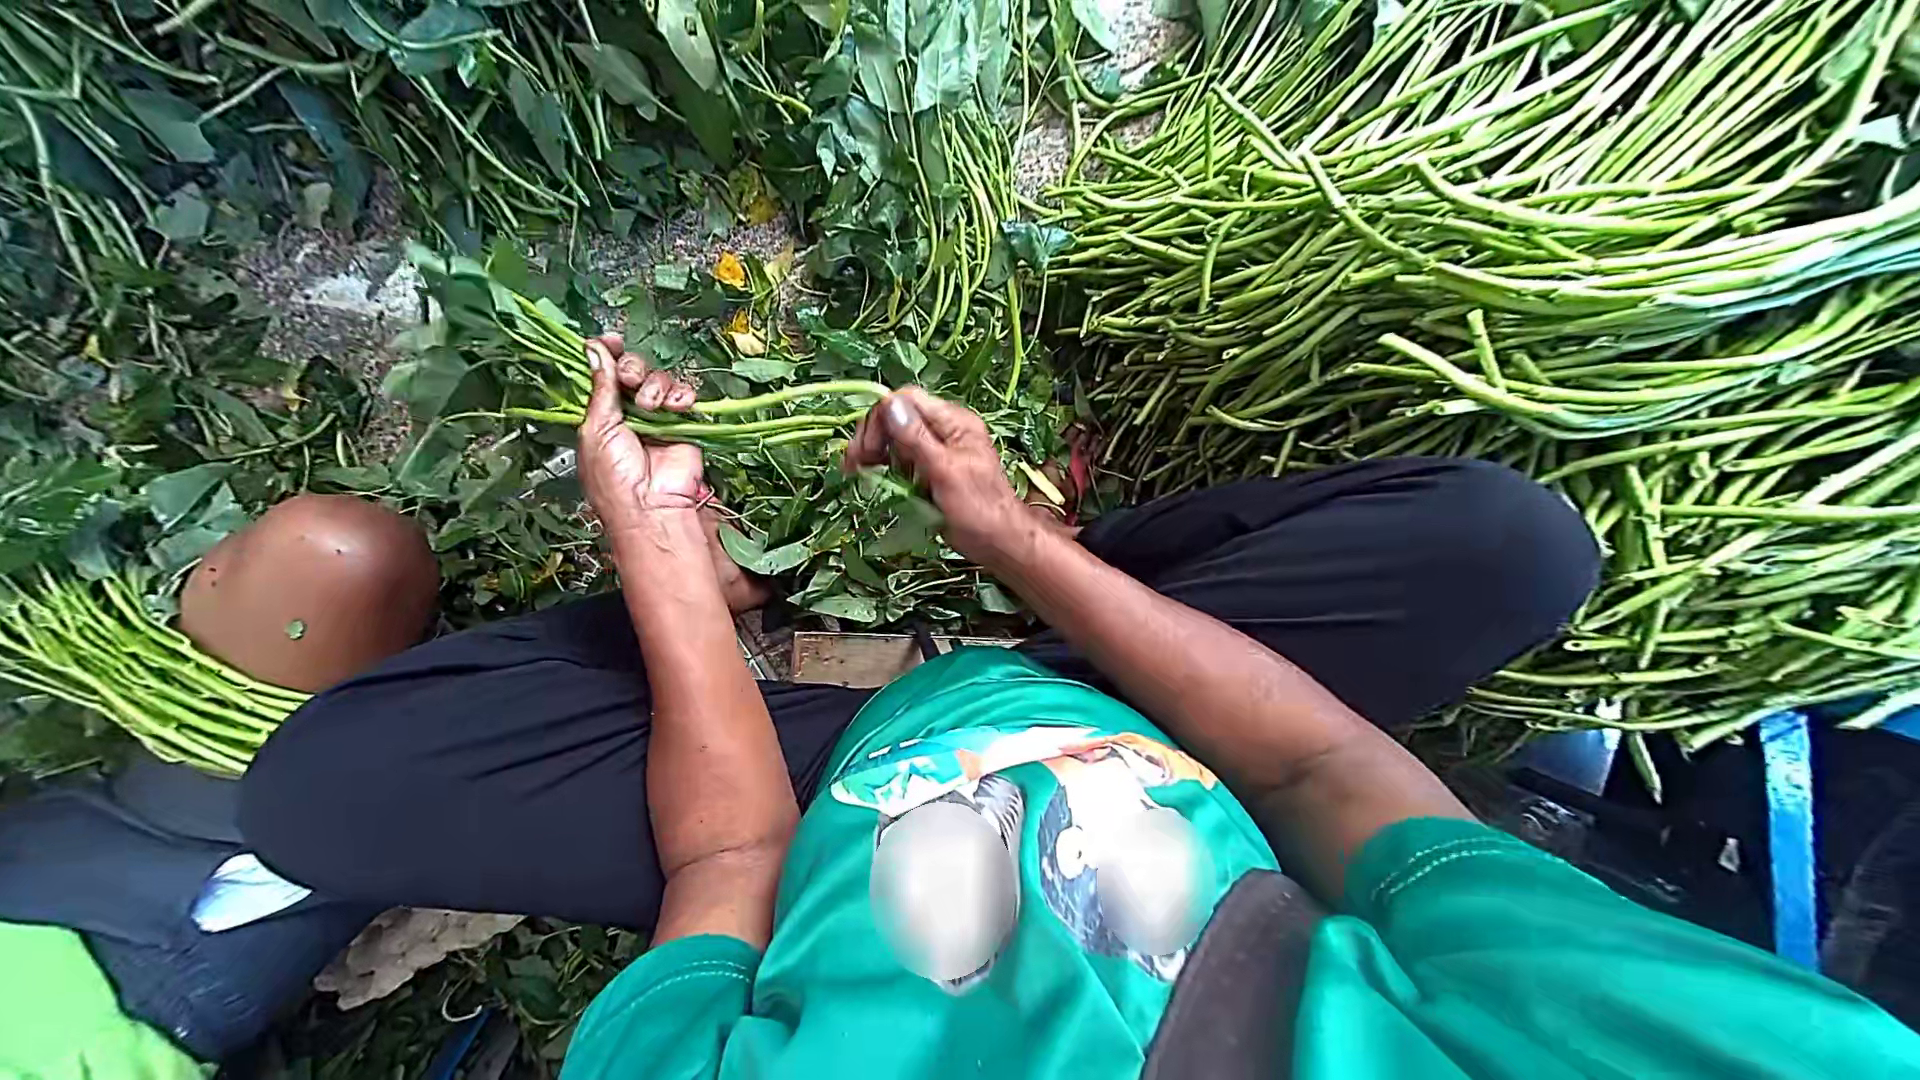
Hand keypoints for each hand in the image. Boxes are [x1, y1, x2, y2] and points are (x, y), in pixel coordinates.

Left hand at [578, 335, 704, 544]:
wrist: (653, 505)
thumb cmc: (616, 478)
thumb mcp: (597, 428)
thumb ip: (602, 388)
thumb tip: (595, 350)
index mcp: (602, 414)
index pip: (607, 374)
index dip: (610, 355)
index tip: (612, 341)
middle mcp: (631, 413)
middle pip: (635, 371)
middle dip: (634, 370)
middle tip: (632, 383)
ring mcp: (660, 419)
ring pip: (660, 381)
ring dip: (656, 387)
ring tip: (653, 407)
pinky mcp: (686, 426)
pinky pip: (686, 398)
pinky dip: (683, 396)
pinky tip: (677, 406)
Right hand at [843, 388, 1032, 565]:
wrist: (1001, 544)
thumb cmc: (979, 511)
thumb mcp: (946, 472)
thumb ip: (918, 438)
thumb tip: (890, 404)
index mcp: (954, 422)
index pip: (906, 400)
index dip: (881, 419)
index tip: (867, 451)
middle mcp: (945, 431)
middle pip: (897, 418)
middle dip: (874, 438)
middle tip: (856, 466)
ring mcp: (938, 452)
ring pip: (897, 440)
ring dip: (877, 455)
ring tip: (863, 475)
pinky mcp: (932, 472)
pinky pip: (903, 462)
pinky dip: (888, 470)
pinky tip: (878, 482)